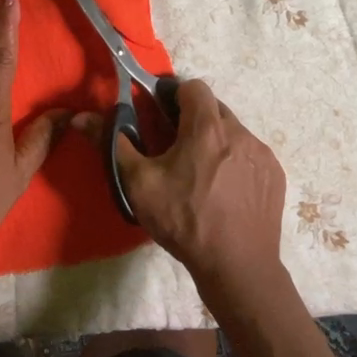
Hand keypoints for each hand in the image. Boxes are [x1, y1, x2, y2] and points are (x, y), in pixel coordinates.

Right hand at [89, 79, 286, 280]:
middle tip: (176, 148)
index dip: (175, 95)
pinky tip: (224, 191)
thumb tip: (81, 118)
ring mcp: (261, 155)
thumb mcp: (140, 184)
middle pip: (214, 108)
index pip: (193, 87)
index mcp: (207, 127)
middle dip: (194, 119)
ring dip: (215, 141)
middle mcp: (239, 132)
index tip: (162, 116)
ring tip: (200, 174)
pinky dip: (235, 162)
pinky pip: (250, 155)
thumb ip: (114, 144)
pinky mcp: (275, 176)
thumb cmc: (185, 221)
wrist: (238, 269)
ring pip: (233, 132)